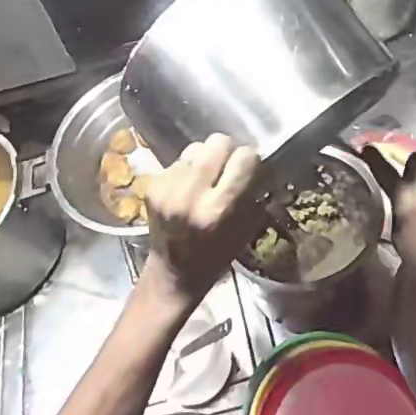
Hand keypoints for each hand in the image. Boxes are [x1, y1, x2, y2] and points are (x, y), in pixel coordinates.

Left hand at [142, 134, 264, 309]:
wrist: (173, 272)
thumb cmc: (216, 256)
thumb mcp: (245, 231)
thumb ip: (254, 195)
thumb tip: (263, 165)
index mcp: (219, 208)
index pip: (244, 158)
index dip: (251, 158)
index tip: (251, 166)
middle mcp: (192, 194)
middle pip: (217, 142)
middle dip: (228, 151)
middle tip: (229, 166)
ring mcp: (168, 188)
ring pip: (196, 148)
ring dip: (206, 159)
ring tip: (207, 178)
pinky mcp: (153, 186)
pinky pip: (178, 161)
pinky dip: (187, 170)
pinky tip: (188, 188)